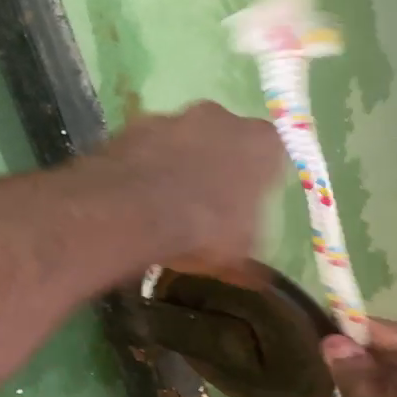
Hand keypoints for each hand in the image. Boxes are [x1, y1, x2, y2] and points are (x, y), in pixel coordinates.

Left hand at [92, 101, 284, 267]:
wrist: (128, 211)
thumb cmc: (200, 229)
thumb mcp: (237, 253)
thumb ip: (250, 253)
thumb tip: (259, 279)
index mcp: (261, 142)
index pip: (269, 152)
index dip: (254, 176)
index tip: (242, 198)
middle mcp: (218, 117)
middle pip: (220, 137)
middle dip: (212, 161)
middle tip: (199, 196)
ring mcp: (169, 117)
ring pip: (177, 137)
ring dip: (171, 158)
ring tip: (157, 195)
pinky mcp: (127, 127)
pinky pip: (140, 144)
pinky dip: (138, 160)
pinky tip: (129, 188)